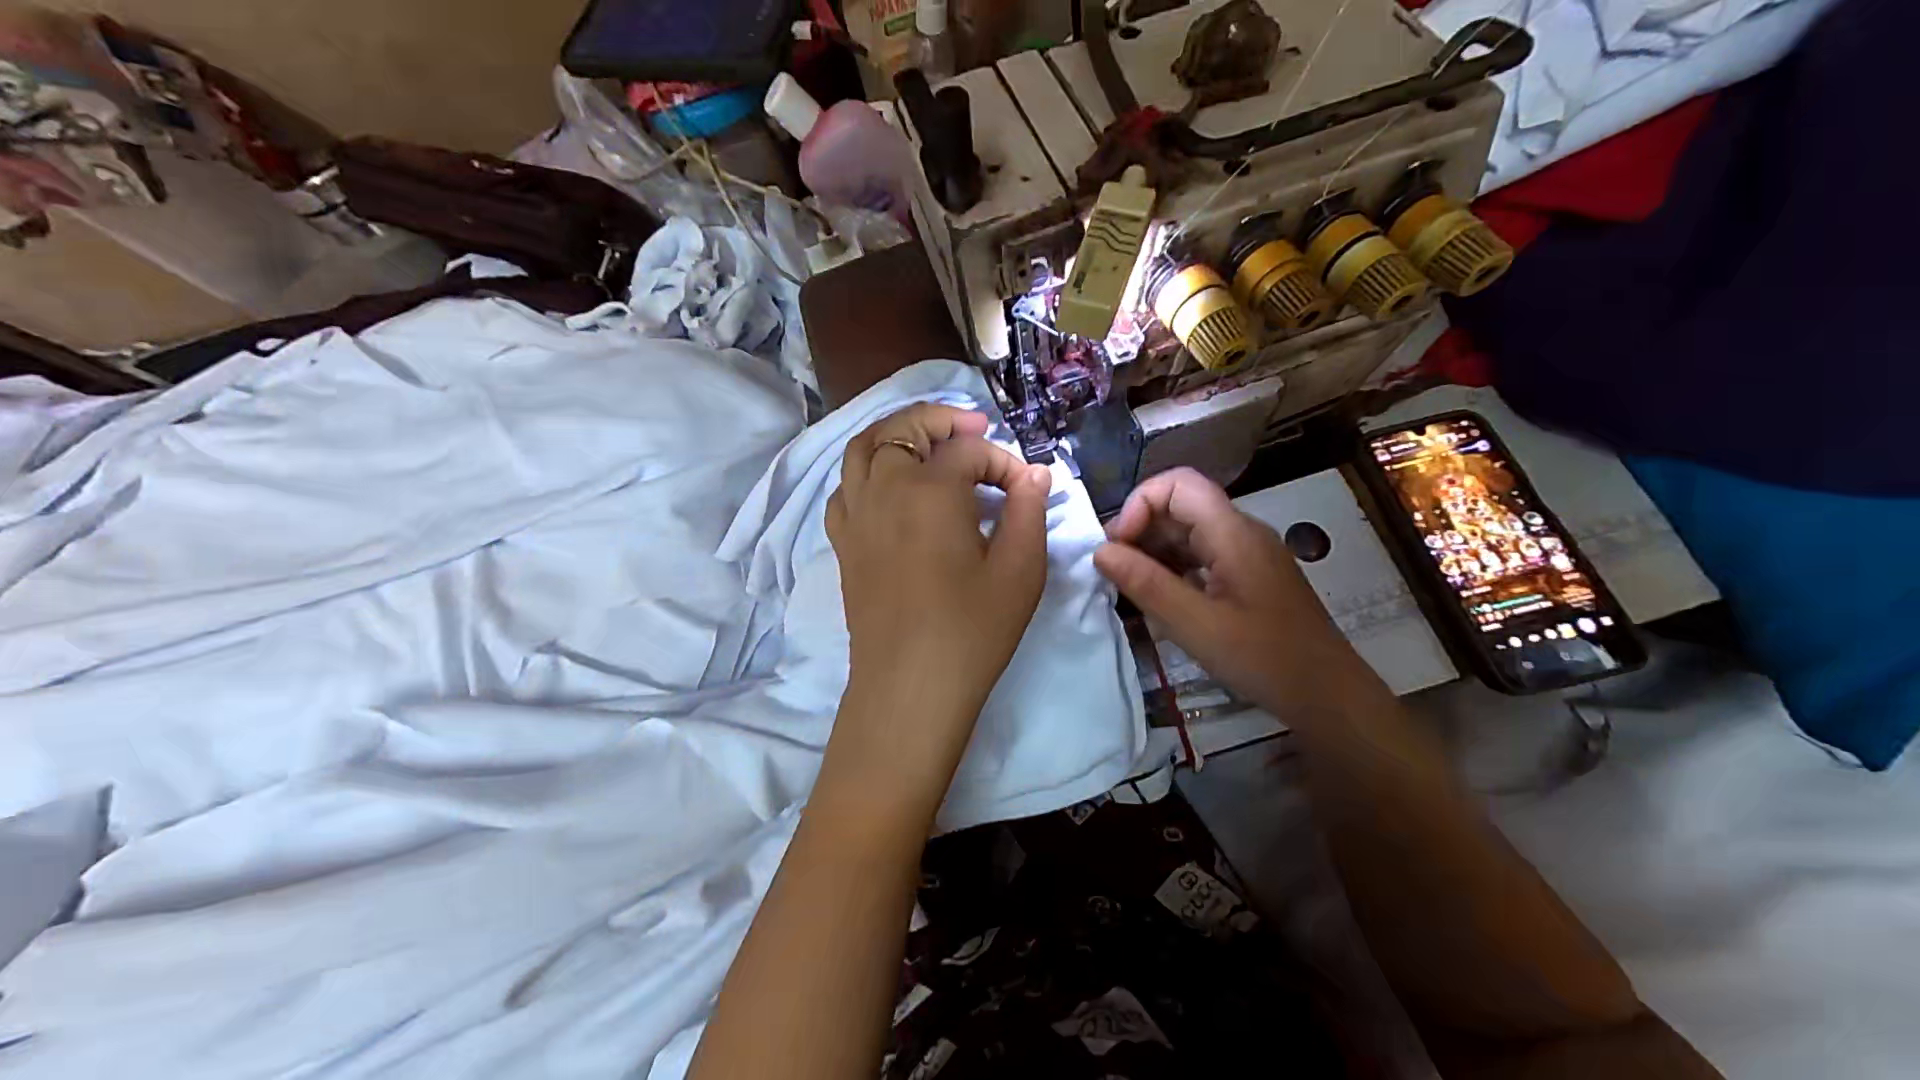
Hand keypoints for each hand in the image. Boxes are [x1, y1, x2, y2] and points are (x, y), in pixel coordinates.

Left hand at [825, 404, 1052, 799]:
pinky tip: (890, 488)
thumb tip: (1033, 473)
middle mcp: (884, 490)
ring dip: (896, 433)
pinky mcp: (844, 544)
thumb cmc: (972, 630)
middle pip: (903, 428)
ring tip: (927, 443)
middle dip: (941, 420)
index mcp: (930, 490)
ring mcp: (856, 516)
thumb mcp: (1019, 570)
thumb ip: (1028, 511)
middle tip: (973, 428)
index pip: (969, 452)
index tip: (1025, 488)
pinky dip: (868, 471)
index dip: (1003, 461)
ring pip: (863, 449)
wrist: (910, 687)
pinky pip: (846, 488)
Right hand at [1093, 467, 1356, 709]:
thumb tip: (1099, 551)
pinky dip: (1171, 570)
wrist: (1329, 696)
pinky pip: (1200, 557)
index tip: (1117, 547)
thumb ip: (1146, 584)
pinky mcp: (1246, 578)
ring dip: (1152, 552)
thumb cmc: (1265, 659)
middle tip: (1114, 574)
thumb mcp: (1196, 625)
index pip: (1178, 484)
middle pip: (1180, 506)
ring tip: (1130, 590)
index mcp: (1233, 533)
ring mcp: (1245, 555)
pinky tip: (1158, 601)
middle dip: (1139, 530)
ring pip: (1187, 533)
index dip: (1139, 503)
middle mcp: (1240, 533)